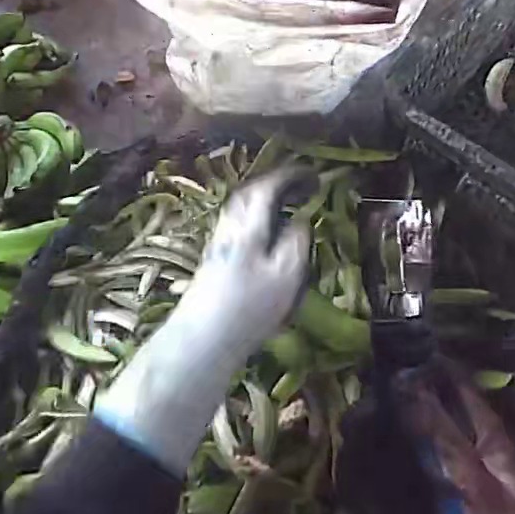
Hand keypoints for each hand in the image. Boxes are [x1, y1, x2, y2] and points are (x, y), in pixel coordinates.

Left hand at [174, 165, 312, 356]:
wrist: (202, 339)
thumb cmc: (249, 308)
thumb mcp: (286, 276)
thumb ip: (296, 242)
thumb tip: (301, 219)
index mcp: (249, 225)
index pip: (268, 187)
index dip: (291, 176)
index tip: (312, 174)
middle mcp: (229, 226)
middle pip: (249, 192)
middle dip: (274, 183)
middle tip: (298, 185)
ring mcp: (217, 241)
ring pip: (239, 207)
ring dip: (261, 198)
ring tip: (283, 204)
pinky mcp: (212, 258)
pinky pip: (236, 222)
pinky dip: (253, 215)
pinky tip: (262, 231)